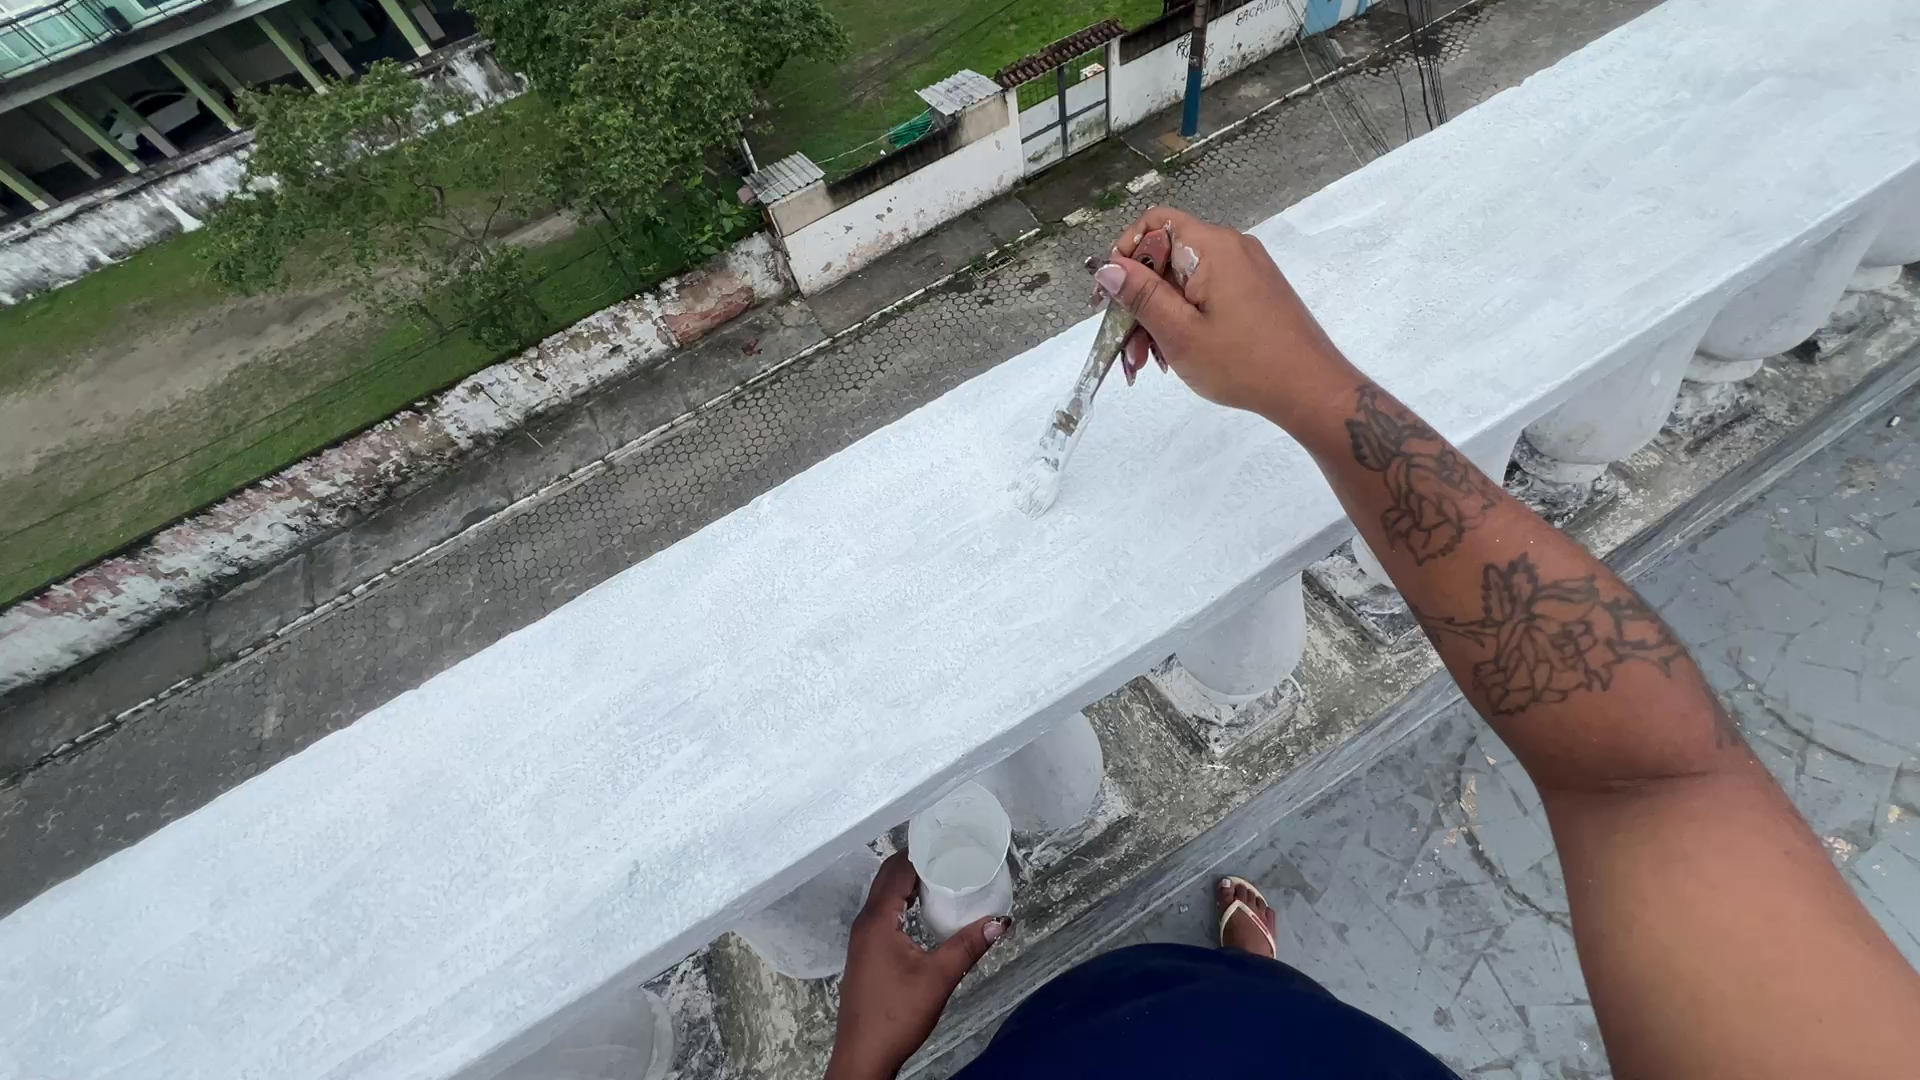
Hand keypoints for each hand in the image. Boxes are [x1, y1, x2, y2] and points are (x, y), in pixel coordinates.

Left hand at [824, 853, 1009, 1079]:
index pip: (896, 870)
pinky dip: (900, 900)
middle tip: (946, 853)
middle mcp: (864, 922)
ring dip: (906, 881)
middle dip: (914, 862)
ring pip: (883, 895)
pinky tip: (920, 909)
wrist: (863, 1059)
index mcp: (877, 919)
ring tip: (938, 875)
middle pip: (887, 877)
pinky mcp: (864, 954)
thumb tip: (1000, 921)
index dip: (919, 851)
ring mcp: (861, 939)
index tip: (945, 839)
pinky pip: (881, 912)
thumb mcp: (938, 978)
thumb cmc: (897, 1015)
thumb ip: (968, 946)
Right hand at [1094, 206, 1360, 426]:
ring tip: (1149, 364)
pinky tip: (1174, 356)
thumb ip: (1140, 296)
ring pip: (1182, 283)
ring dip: (1157, 320)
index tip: (1109, 298)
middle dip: (1138, 303)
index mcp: (1211, 247)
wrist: (1308, 388)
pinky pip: (1204, 296)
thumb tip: (1105, 266)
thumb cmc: (1241, 362)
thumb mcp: (1179, 333)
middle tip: (1128, 351)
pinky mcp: (1252, 292)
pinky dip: (1182, 321)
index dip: (1124, 255)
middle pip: (1165, 259)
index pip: (1154, 225)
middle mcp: (1229, 248)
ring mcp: (1244, 270)